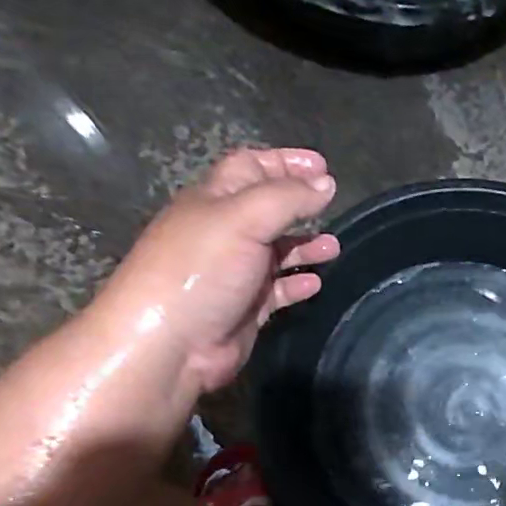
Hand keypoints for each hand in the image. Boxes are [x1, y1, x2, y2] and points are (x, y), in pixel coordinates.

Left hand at [92, 148, 340, 391]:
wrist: (171, 343)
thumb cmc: (202, 269)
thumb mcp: (244, 218)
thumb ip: (288, 198)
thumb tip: (326, 184)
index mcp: (214, 200)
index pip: (251, 168)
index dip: (284, 162)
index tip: (322, 165)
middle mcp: (223, 233)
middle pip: (266, 209)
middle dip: (299, 203)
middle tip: (332, 203)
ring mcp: (234, 273)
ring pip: (276, 252)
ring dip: (304, 246)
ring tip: (333, 248)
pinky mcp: (244, 309)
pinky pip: (277, 290)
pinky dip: (297, 284)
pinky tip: (315, 284)